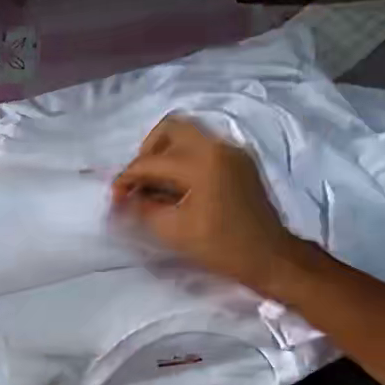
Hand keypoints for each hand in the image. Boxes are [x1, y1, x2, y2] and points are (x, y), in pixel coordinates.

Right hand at [112, 114, 304, 292]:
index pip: (151, 161)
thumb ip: (143, 209)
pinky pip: (204, 147)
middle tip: (138, 182)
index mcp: (201, 162)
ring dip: (165, 154)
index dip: (126, 179)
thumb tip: (124, 200)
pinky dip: (184, 160)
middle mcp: (218, 146)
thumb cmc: (221, 247)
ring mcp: (233, 151)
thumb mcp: (173, 231)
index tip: (115, 200)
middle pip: (170, 129)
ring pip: (188, 135)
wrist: (269, 256)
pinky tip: (178, 189)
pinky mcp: (240, 161)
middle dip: (147, 153)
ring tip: (155, 186)